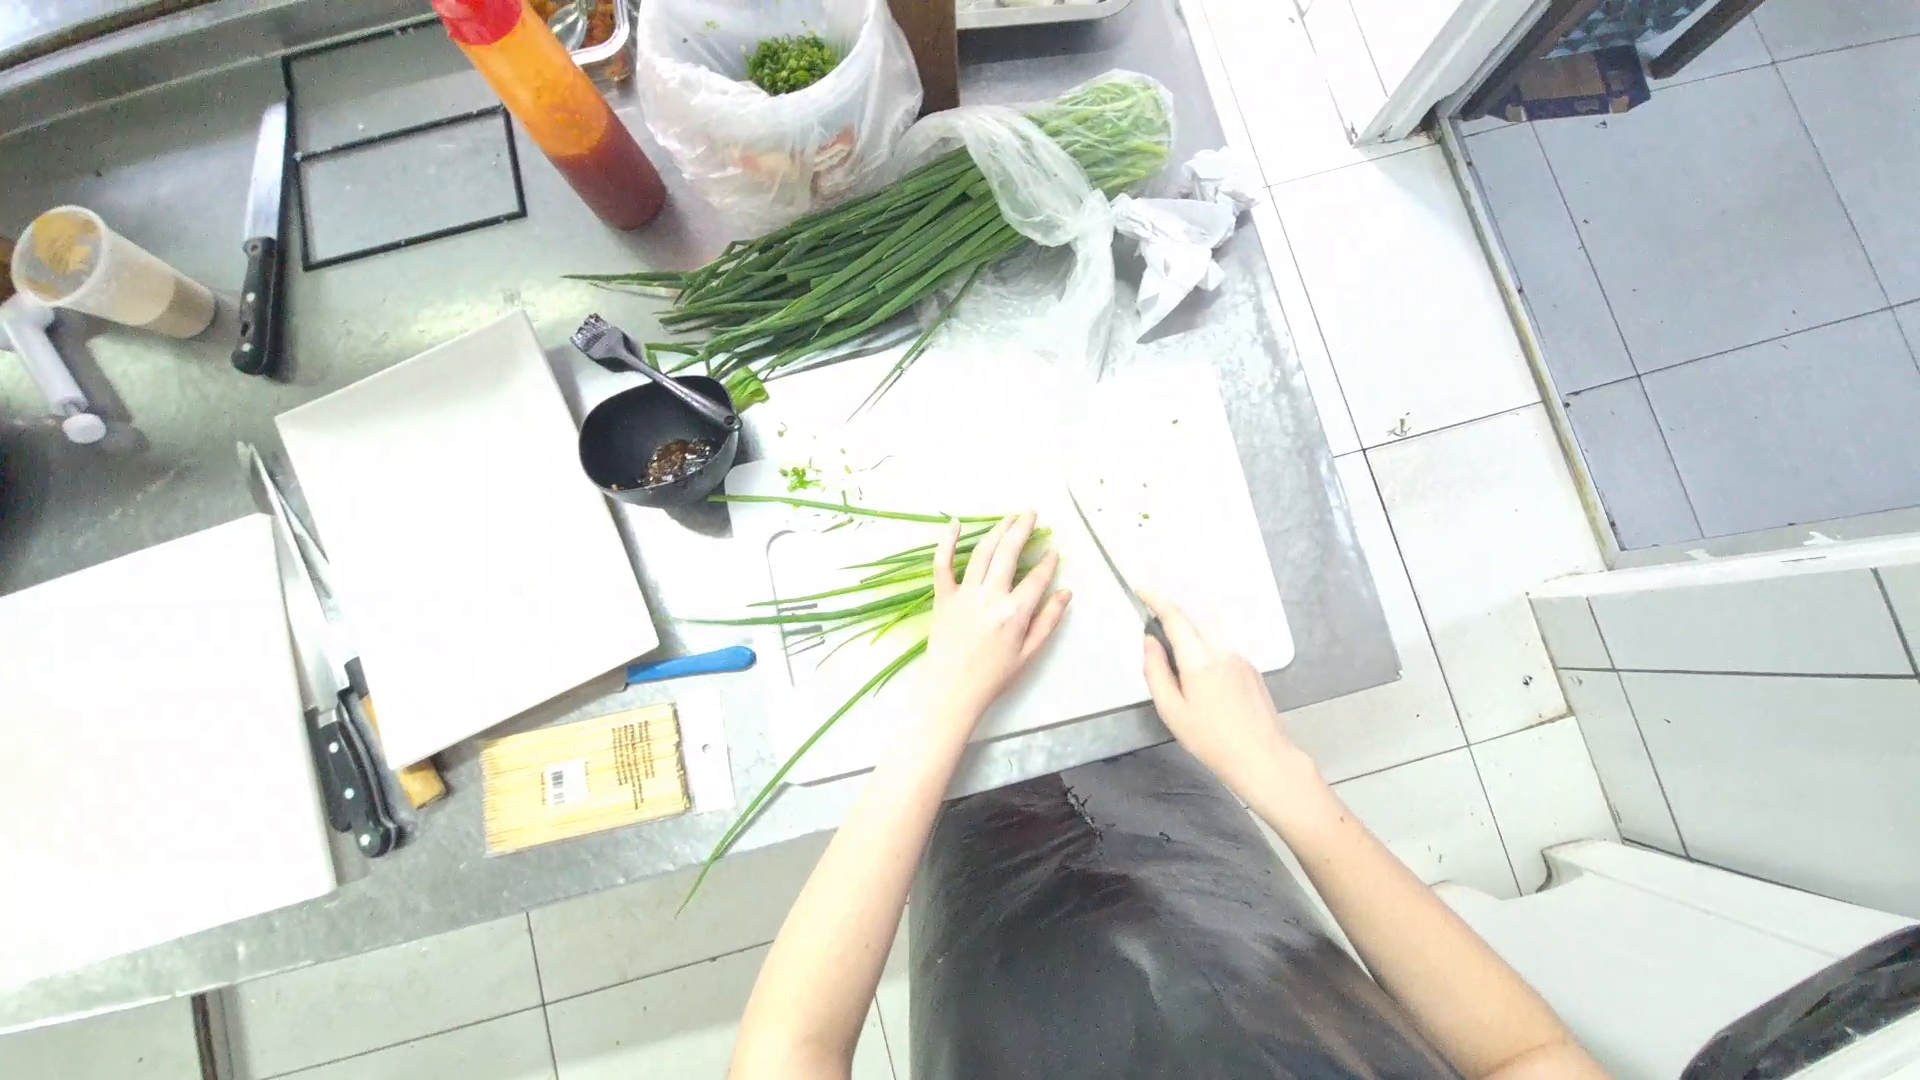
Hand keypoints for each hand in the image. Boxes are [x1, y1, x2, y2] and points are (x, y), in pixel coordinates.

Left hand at [919, 512, 1071, 725]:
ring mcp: (965, 594)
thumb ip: (1049, 621)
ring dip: (998, 530)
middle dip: (1023, 529)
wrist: (951, 691)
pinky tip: (956, 524)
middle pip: (1009, 553)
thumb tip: (1066, 592)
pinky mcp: (944, 598)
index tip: (1055, 551)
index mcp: (1015, 612)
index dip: (1049, 562)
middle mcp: (991, 596)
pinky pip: (943, 564)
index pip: (1037, 578)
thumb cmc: (993, 677)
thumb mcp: (1029, 653)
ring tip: (1010, 517)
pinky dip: (947, 542)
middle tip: (1032, 514)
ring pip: (983, 552)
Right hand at [1139, 590, 1317, 801]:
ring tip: (1181, 673)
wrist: (1264, 759)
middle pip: (1193, 623)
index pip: (1176, 617)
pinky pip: (1221, 650)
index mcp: (1200, 660)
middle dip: (1172, 621)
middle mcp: (1222, 651)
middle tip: (1155, 637)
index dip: (1156, 600)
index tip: (1141, 589)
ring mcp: (1241, 658)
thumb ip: (1156, 671)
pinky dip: (1206, 654)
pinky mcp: (1251, 669)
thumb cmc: (1211, 740)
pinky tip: (1205, 686)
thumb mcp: (1172, 711)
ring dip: (1190, 640)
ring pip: (1208, 637)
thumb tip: (1150, 641)